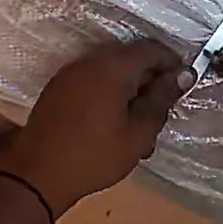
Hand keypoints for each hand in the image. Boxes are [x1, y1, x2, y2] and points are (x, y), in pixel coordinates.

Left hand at [0, 40, 194, 217]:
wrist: (38, 173)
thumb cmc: (95, 155)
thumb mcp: (139, 132)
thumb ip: (162, 99)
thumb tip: (183, 74)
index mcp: (114, 66)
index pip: (152, 49)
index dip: (173, 65)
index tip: (183, 88)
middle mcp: (91, 60)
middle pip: (131, 59)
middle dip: (150, 82)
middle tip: (160, 116)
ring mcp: (72, 72)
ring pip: (112, 72)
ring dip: (129, 91)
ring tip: (136, 130)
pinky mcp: (59, 86)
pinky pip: (93, 80)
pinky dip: (108, 94)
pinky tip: (111, 126)